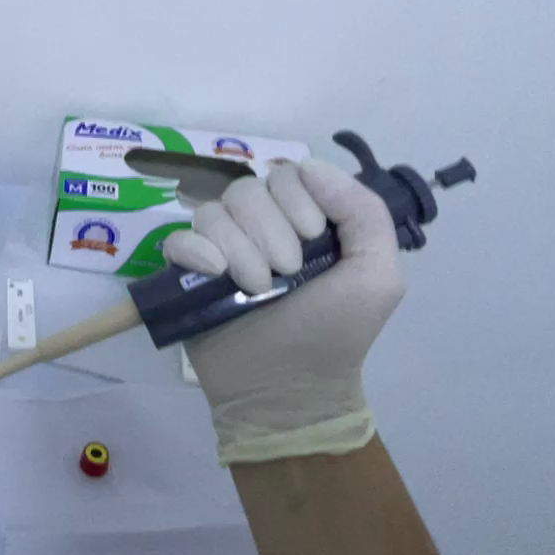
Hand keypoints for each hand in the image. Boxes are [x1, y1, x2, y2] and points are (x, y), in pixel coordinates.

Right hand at [161, 158, 405, 464]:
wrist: (285, 388)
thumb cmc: (334, 333)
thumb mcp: (375, 277)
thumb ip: (363, 214)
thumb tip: (310, 166)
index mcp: (302, 221)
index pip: (286, 176)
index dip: (296, 199)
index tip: (313, 238)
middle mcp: (259, 227)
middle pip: (246, 190)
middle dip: (269, 231)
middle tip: (286, 274)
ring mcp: (219, 249)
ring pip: (212, 213)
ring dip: (238, 249)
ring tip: (255, 288)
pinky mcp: (187, 272)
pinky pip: (178, 239)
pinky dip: (196, 253)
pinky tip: (216, 278)